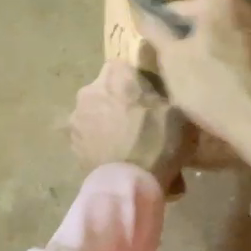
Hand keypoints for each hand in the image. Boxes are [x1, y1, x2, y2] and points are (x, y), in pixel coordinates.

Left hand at [69, 61, 193, 190]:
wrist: (130, 183)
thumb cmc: (159, 140)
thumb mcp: (178, 111)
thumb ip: (162, 95)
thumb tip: (158, 96)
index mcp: (115, 74)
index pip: (124, 68)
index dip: (136, 83)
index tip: (148, 98)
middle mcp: (89, 90)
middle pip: (107, 91)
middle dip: (119, 103)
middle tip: (140, 123)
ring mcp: (76, 118)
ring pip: (96, 114)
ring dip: (107, 124)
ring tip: (127, 145)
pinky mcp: (72, 144)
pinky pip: (89, 137)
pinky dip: (99, 143)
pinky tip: (116, 158)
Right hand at [138, 0, 250, 174]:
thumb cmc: (212, 88)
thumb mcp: (172, 60)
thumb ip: (156, 31)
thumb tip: (143, 13)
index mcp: (222, 0)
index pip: (178, 11)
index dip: (164, 34)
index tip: (161, 57)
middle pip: (209, 23)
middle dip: (195, 42)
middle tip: (184, 73)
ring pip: (233, 39)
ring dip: (220, 54)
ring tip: (211, 85)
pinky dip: (242, 67)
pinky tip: (236, 91)